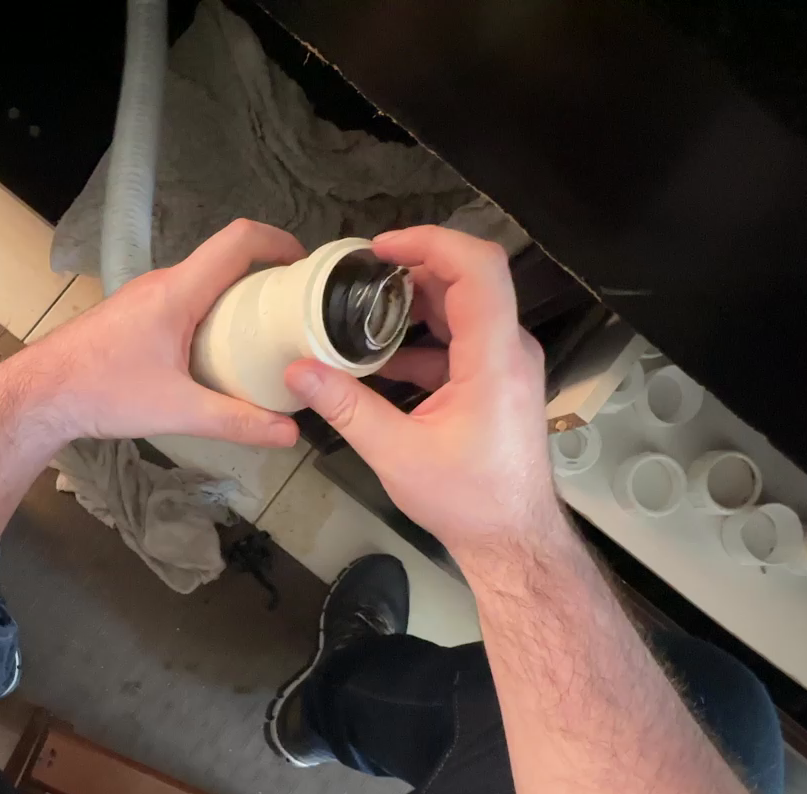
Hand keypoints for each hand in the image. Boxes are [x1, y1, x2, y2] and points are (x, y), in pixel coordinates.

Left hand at [14, 219, 304, 447]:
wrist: (41, 395)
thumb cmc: (105, 393)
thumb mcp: (178, 411)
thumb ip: (237, 422)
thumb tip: (289, 432)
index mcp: (178, 291)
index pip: (238, 240)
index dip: (279, 242)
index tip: (306, 267)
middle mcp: (162, 283)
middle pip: (224, 260)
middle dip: (265, 278)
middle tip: (293, 311)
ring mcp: (143, 298)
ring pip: (202, 283)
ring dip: (236, 298)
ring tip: (263, 333)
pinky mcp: (132, 316)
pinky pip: (183, 301)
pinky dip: (211, 314)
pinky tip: (217, 352)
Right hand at [282, 226, 561, 552]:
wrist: (510, 537)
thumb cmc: (464, 499)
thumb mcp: (396, 453)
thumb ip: (346, 407)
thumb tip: (297, 371)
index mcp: (493, 359)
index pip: (477, 270)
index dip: (430, 243)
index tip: (379, 248)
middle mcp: (507, 351)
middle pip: (467, 281)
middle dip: (411, 270)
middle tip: (358, 279)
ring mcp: (504, 366)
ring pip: (462, 310)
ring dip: (413, 306)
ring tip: (362, 315)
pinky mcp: (494, 382)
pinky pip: (459, 343)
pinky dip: (420, 341)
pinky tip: (380, 361)